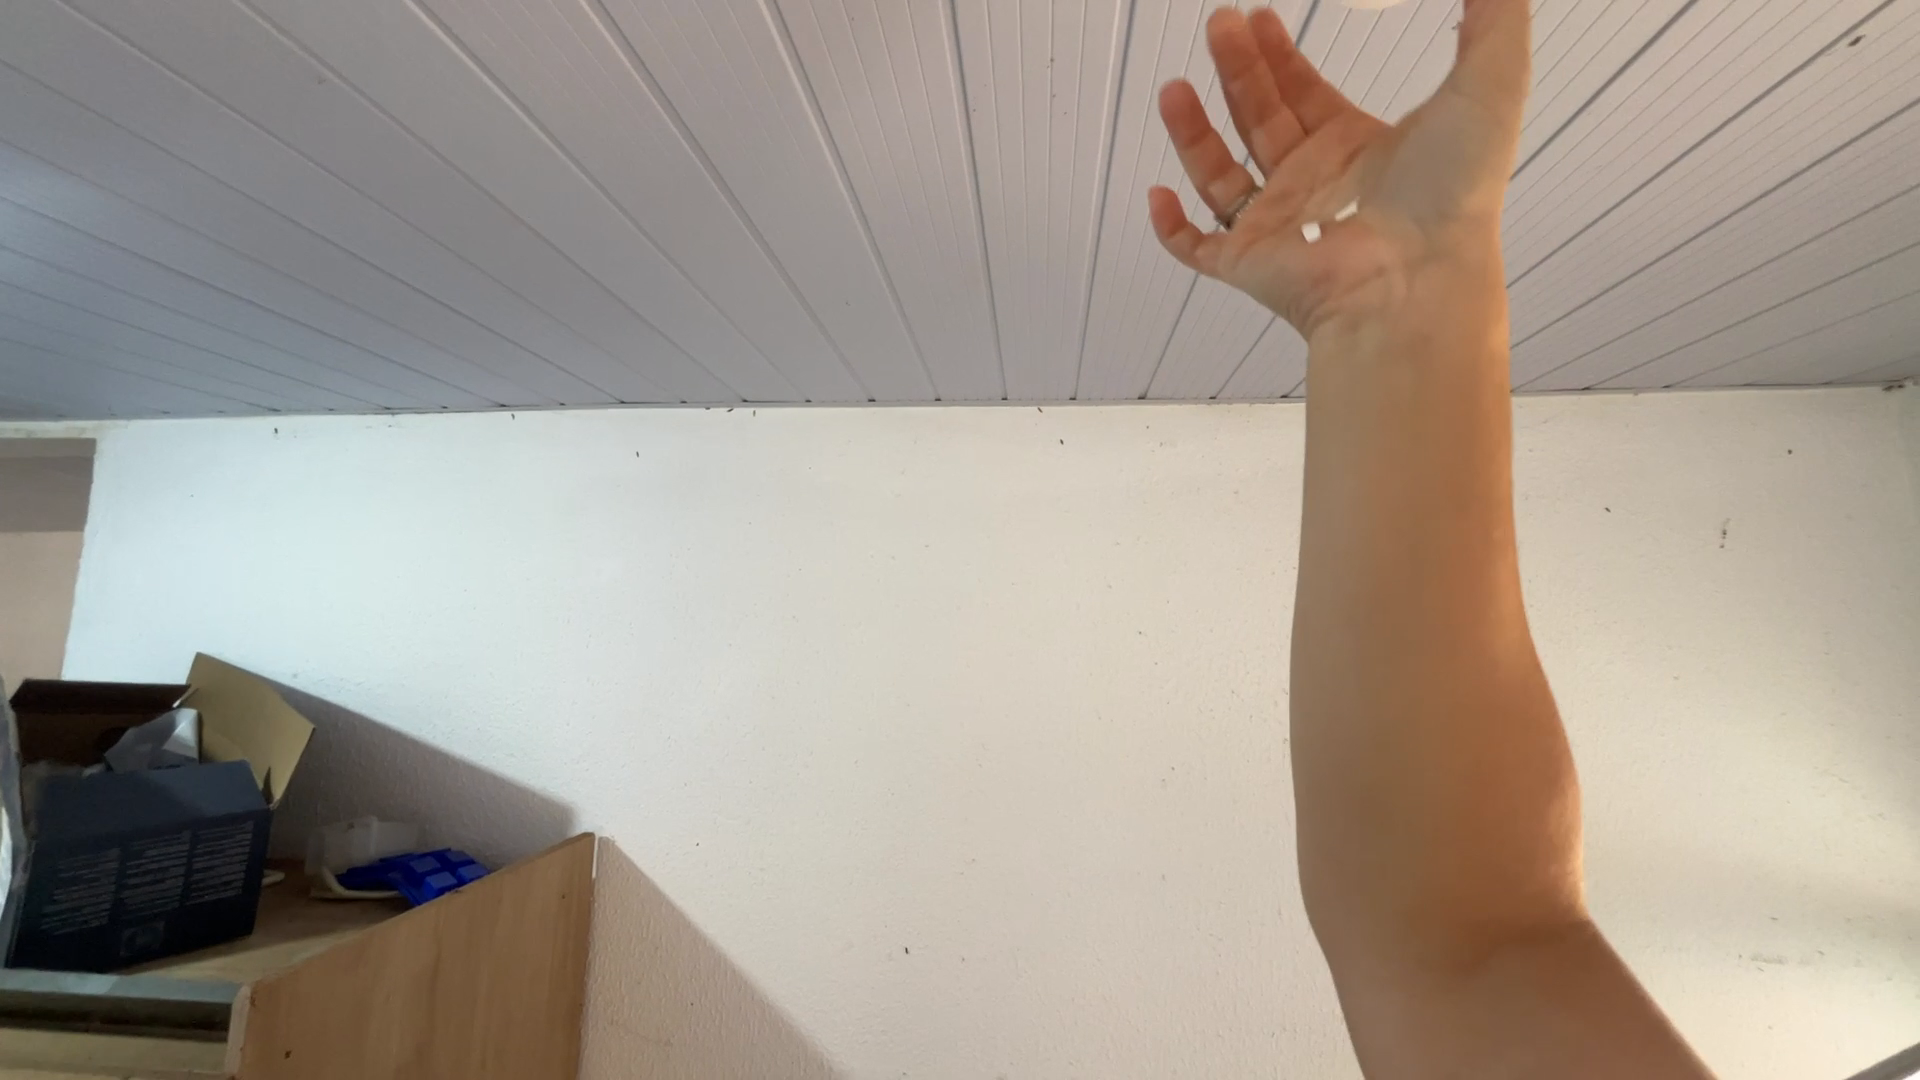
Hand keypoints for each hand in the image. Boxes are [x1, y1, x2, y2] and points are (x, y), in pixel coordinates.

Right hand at [1149, 1, 1530, 339]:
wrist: (1410, 274)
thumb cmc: (1448, 189)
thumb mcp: (1489, 82)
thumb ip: (1490, 17)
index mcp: (1353, 149)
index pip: (1304, 96)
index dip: (1281, 57)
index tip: (1258, 19)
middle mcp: (1307, 186)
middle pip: (1258, 121)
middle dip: (1237, 73)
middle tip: (1218, 25)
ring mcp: (1271, 227)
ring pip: (1218, 177)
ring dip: (1194, 135)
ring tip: (1173, 88)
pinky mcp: (1243, 264)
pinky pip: (1196, 249)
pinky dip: (1172, 228)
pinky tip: (1157, 194)